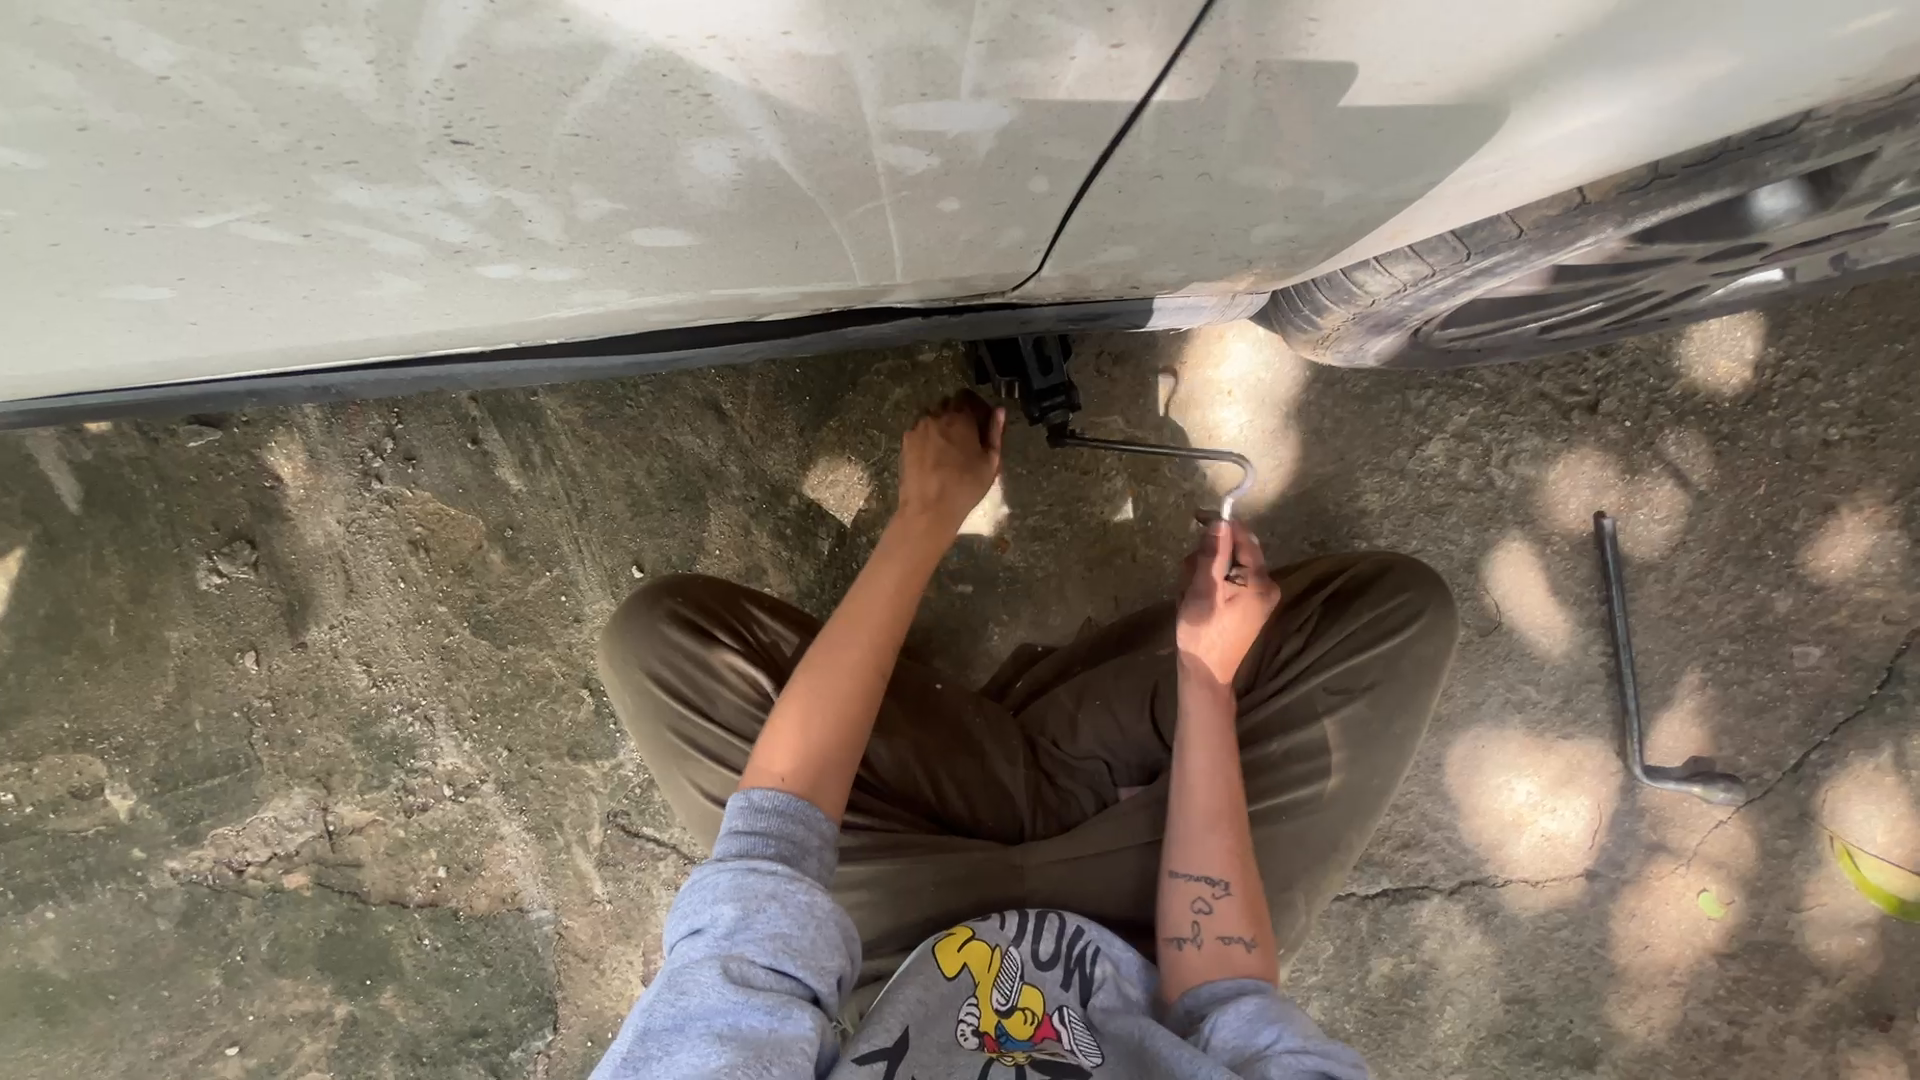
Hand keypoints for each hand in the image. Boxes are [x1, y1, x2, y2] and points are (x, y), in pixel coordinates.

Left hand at [896, 390, 1004, 533]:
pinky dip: (928, 437)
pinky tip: (932, 456)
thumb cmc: (965, 487)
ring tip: (947, 448)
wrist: (928, 508)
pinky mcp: (905, 441)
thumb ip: (995, 432)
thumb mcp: (990, 462)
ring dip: (941, 425)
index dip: (975, 406)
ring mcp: (917, 427)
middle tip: (966, 437)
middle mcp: (937, 415)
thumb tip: (999, 411)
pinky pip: (919, 430)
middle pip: (948, 404)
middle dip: (958, 415)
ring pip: (932, 416)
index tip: (980, 421)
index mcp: (961, 417)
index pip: (967, 396)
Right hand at [1176, 520, 1280, 685]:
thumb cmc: (1203, 633)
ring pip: (1228, 567)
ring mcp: (1260, 598)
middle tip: (1186, 577)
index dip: (1220, 524)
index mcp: (1260, 581)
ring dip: (1204, 573)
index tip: (1196, 516)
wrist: (1207, 673)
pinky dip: (1210, 585)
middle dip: (1206, 558)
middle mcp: (1267, 586)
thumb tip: (1220, 522)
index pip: (1243, 537)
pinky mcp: (1250, 607)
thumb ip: (1212, 555)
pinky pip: (1229, 582)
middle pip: (1234, 552)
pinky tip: (1196, 600)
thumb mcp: (1202, 590)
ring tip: (1188, 595)